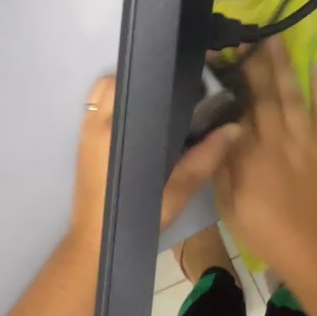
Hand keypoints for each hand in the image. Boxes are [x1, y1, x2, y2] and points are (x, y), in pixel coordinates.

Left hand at [68, 76, 239, 257]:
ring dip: (124, 89)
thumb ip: (205, 157)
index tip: (184, 77)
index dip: (160, 75)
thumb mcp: (177, 189)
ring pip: (101, 91)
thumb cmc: (136, 215)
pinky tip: (134, 118)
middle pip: (115, 80)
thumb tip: (235, 128)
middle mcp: (98, 123)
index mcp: (119, 129)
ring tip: (153, 100)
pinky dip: (112, 102)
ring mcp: (86, 130)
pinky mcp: (81, 141)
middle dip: (142, 76)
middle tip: (171, 88)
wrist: (97, 241)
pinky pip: (94, 106)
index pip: (137, 84)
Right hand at [214, 38, 316, 276]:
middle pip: (264, 94)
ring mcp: (306, 141)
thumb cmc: (266, 230)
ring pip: (294, 95)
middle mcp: (277, 139)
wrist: (316, 250)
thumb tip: (216, 132)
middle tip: (250, 37)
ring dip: (285, 66)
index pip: (236, 109)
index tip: (222, 57)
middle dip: (256, 63)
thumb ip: (222, 166)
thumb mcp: (229, 203)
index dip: (229, 82)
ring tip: (278, 40)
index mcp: (249, 153)